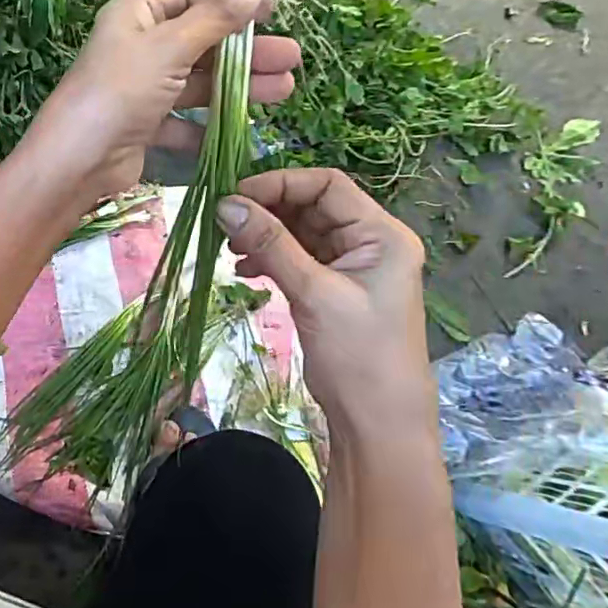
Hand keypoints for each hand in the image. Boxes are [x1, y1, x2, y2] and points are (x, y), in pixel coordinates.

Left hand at [24, 0, 300, 199]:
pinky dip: (210, 124)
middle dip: (247, 52)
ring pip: (200, 83)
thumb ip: (217, 18)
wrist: (78, 161)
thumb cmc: (121, 90)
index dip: (231, 2)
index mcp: (137, 15)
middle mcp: (140, 48)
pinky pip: (186, 119)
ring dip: (240, 86)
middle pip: (203, 43)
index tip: (271, 10)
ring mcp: (144, 89)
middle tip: (291, 59)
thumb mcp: (170, 47)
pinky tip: (242, 130)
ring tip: (284, 90)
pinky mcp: (147, 126)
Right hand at [215, 169, 435, 446]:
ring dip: (266, 236)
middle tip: (225, 223)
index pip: (328, 186)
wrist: (378, 422)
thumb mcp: (314, 294)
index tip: (236, 196)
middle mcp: (371, 242)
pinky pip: (300, 260)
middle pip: (313, 208)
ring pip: (302, 234)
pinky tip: (245, 271)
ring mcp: (353, 267)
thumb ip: (271, 245)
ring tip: (230, 249)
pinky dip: (272, 260)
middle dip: (269, 212)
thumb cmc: (358, 354)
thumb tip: (225, 204)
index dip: (281, 184)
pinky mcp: (335, 289)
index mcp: (382, 233)